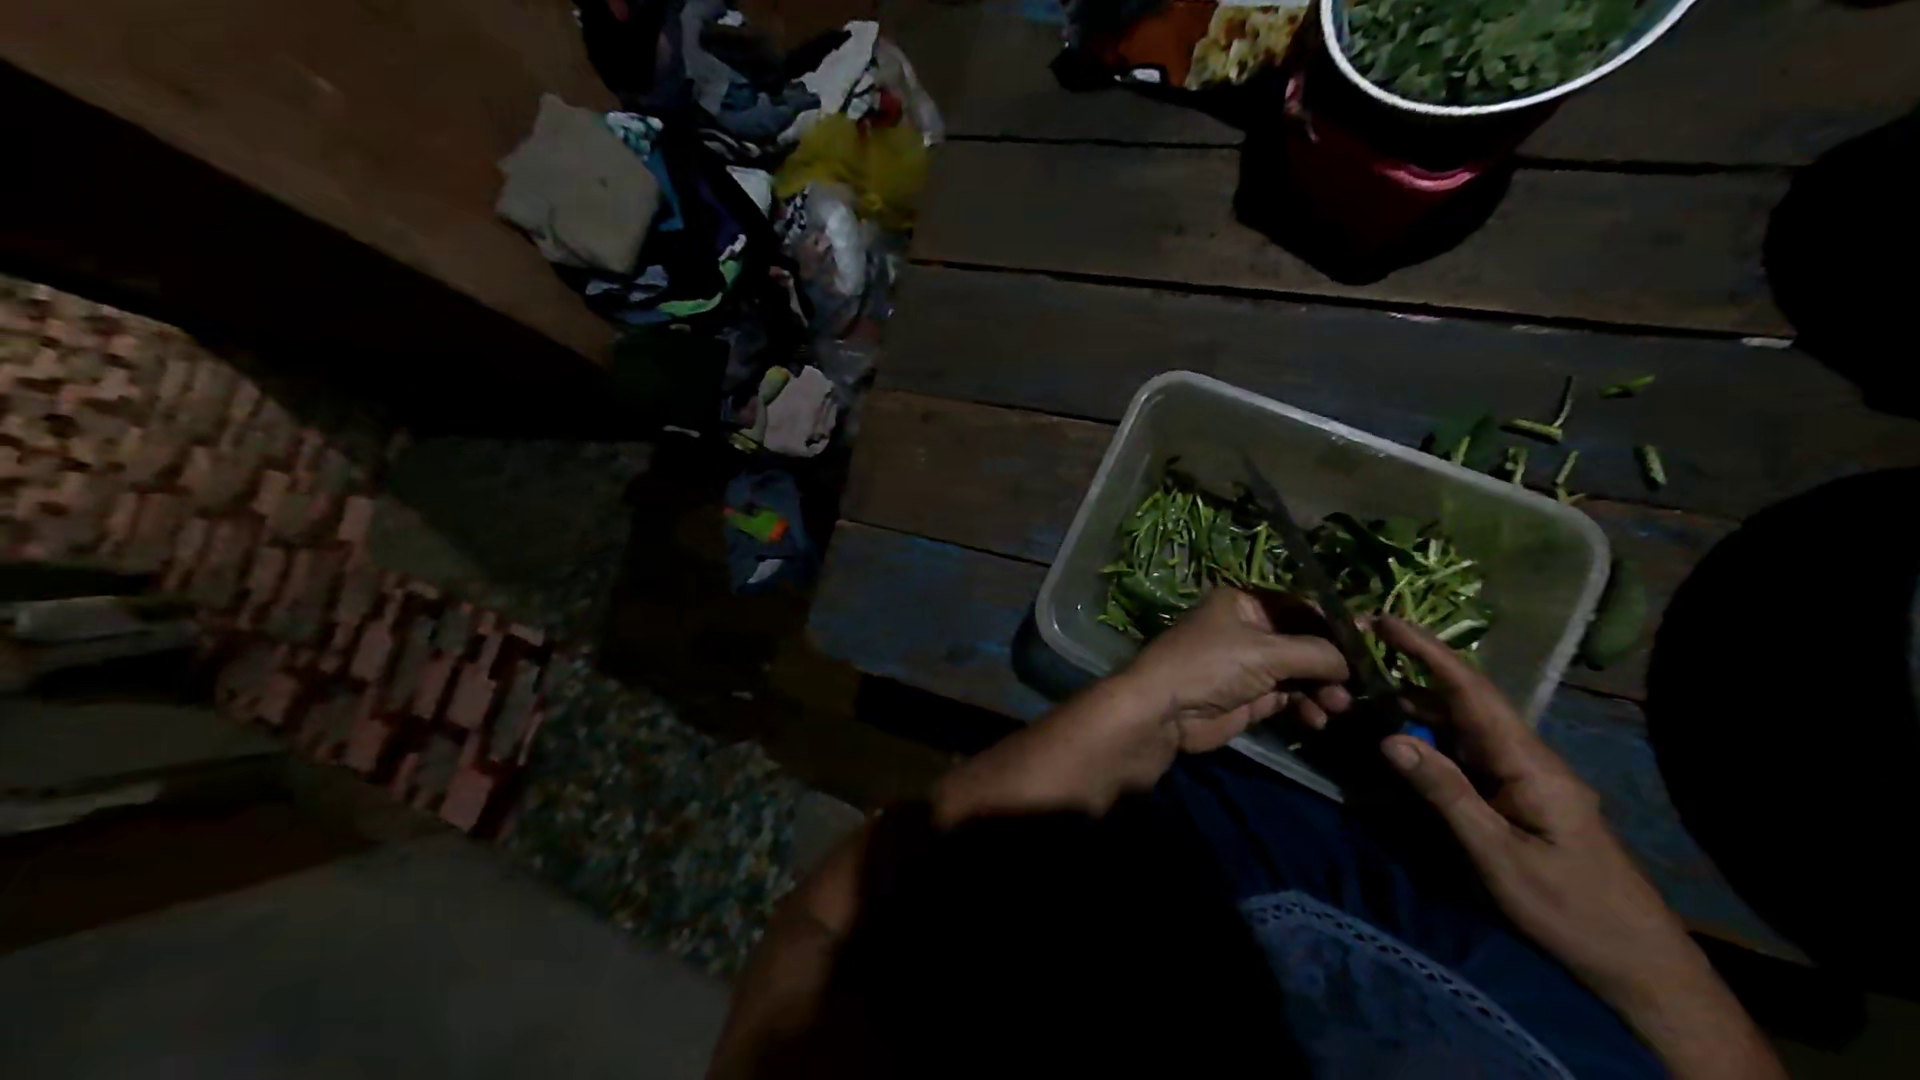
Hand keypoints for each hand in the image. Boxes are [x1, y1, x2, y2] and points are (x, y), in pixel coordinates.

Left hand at [1121, 588, 1351, 753]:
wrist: (1163, 712)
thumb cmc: (1211, 665)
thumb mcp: (1266, 651)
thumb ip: (1315, 653)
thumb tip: (1353, 659)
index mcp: (1242, 604)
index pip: (1299, 608)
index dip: (1332, 626)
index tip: (1369, 643)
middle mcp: (1245, 631)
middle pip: (1302, 643)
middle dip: (1330, 664)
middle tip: (1360, 685)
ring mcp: (1247, 666)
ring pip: (1299, 673)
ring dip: (1322, 689)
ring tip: (1338, 706)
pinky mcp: (1248, 698)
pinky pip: (1288, 698)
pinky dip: (1306, 707)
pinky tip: (1319, 718)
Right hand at [1374, 616, 1783, 1079]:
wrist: (1636, 960)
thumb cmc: (1567, 908)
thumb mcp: (1498, 855)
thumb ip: (1445, 792)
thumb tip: (1391, 737)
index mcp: (1527, 762)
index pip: (1471, 691)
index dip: (1428, 651)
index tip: (1387, 620)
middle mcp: (1526, 757)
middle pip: (1463, 700)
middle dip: (1413, 669)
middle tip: (1360, 654)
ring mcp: (1523, 774)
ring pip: (1461, 725)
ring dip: (1415, 704)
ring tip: (1364, 692)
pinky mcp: (1517, 793)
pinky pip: (1465, 750)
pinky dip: (1429, 734)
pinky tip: (1401, 738)